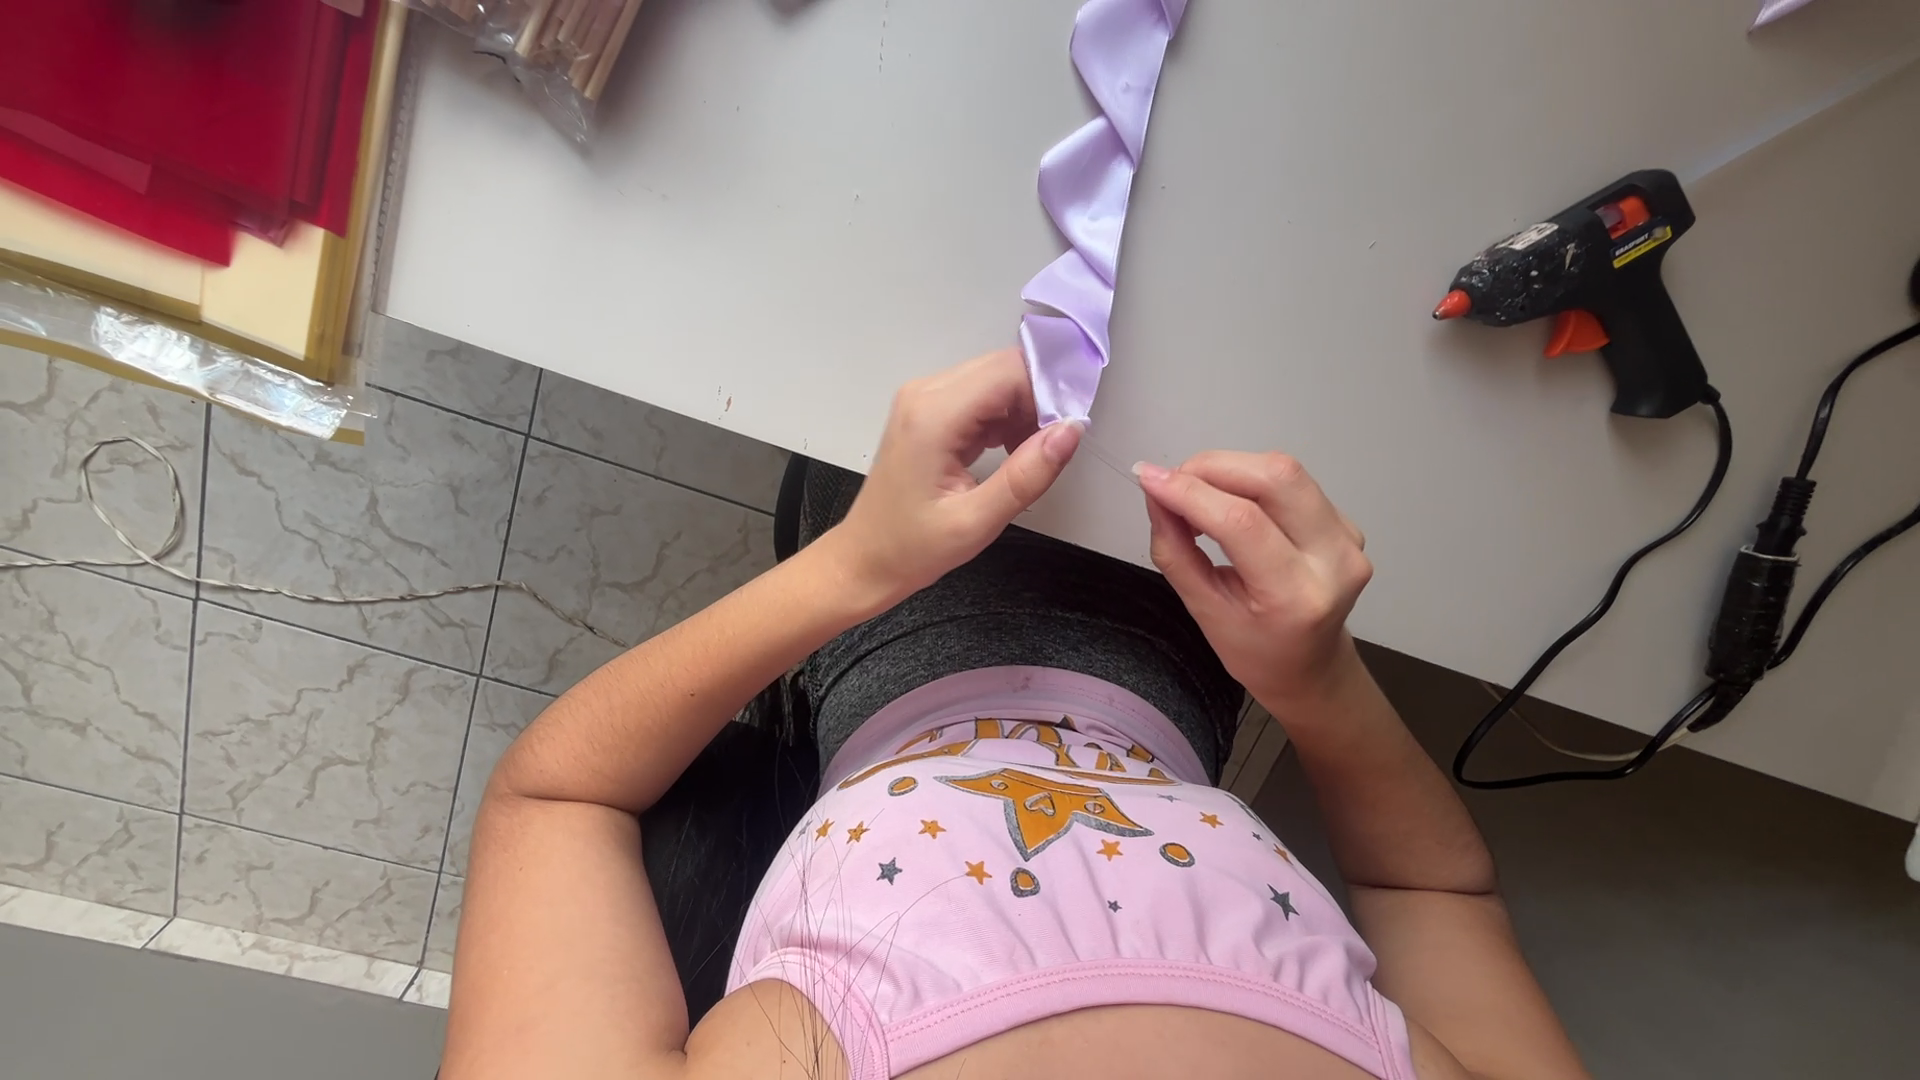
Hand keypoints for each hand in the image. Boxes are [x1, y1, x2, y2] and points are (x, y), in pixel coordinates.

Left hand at [827, 349, 1082, 607]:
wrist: (865, 559)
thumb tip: (1071, 431)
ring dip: (1024, 411)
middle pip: (1003, 369)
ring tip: (1028, 459)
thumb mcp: (976, 521)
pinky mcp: (927, 412)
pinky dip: (1005, 419)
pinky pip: (980, 397)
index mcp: (933, 417)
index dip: (1049, 393)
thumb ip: (1027, 474)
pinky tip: (1010, 454)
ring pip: (995, 380)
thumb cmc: (912, 548)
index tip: (1069, 431)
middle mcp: (925, 394)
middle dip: (1039, 401)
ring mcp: (924, 400)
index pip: (1009, 372)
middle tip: (1050, 449)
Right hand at [1136, 451, 1371, 712]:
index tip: (1147, 478)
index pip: (1241, 523)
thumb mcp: (1201, 610)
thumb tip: (1155, 492)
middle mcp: (1334, 560)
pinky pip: (1292, 482)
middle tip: (1173, 483)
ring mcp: (1348, 537)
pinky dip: (1248, 481)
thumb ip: (1174, 549)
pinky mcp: (1349, 522)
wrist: (1312, 668)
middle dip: (1212, 467)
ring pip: (1284, 471)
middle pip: (1274, 478)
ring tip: (1197, 497)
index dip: (1189, 492)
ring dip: (1228, 470)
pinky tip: (1229, 505)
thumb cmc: (1252, 649)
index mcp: (1295, 596)